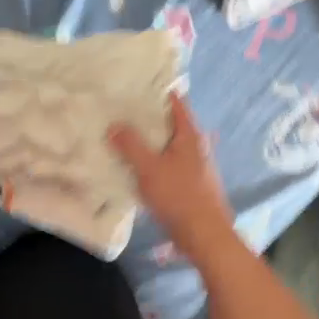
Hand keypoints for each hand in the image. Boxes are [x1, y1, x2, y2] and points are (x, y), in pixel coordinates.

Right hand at [109, 92, 234, 258]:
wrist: (204, 234)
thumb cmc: (178, 195)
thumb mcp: (149, 168)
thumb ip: (130, 145)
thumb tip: (114, 125)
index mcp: (190, 136)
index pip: (177, 104)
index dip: (161, 91)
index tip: (140, 84)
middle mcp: (197, 147)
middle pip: (174, 125)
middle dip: (152, 118)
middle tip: (125, 111)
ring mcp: (196, 167)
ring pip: (171, 147)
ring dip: (153, 142)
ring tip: (127, 138)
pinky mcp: (191, 185)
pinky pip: (170, 165)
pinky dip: (155, 162)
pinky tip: (139, 169)